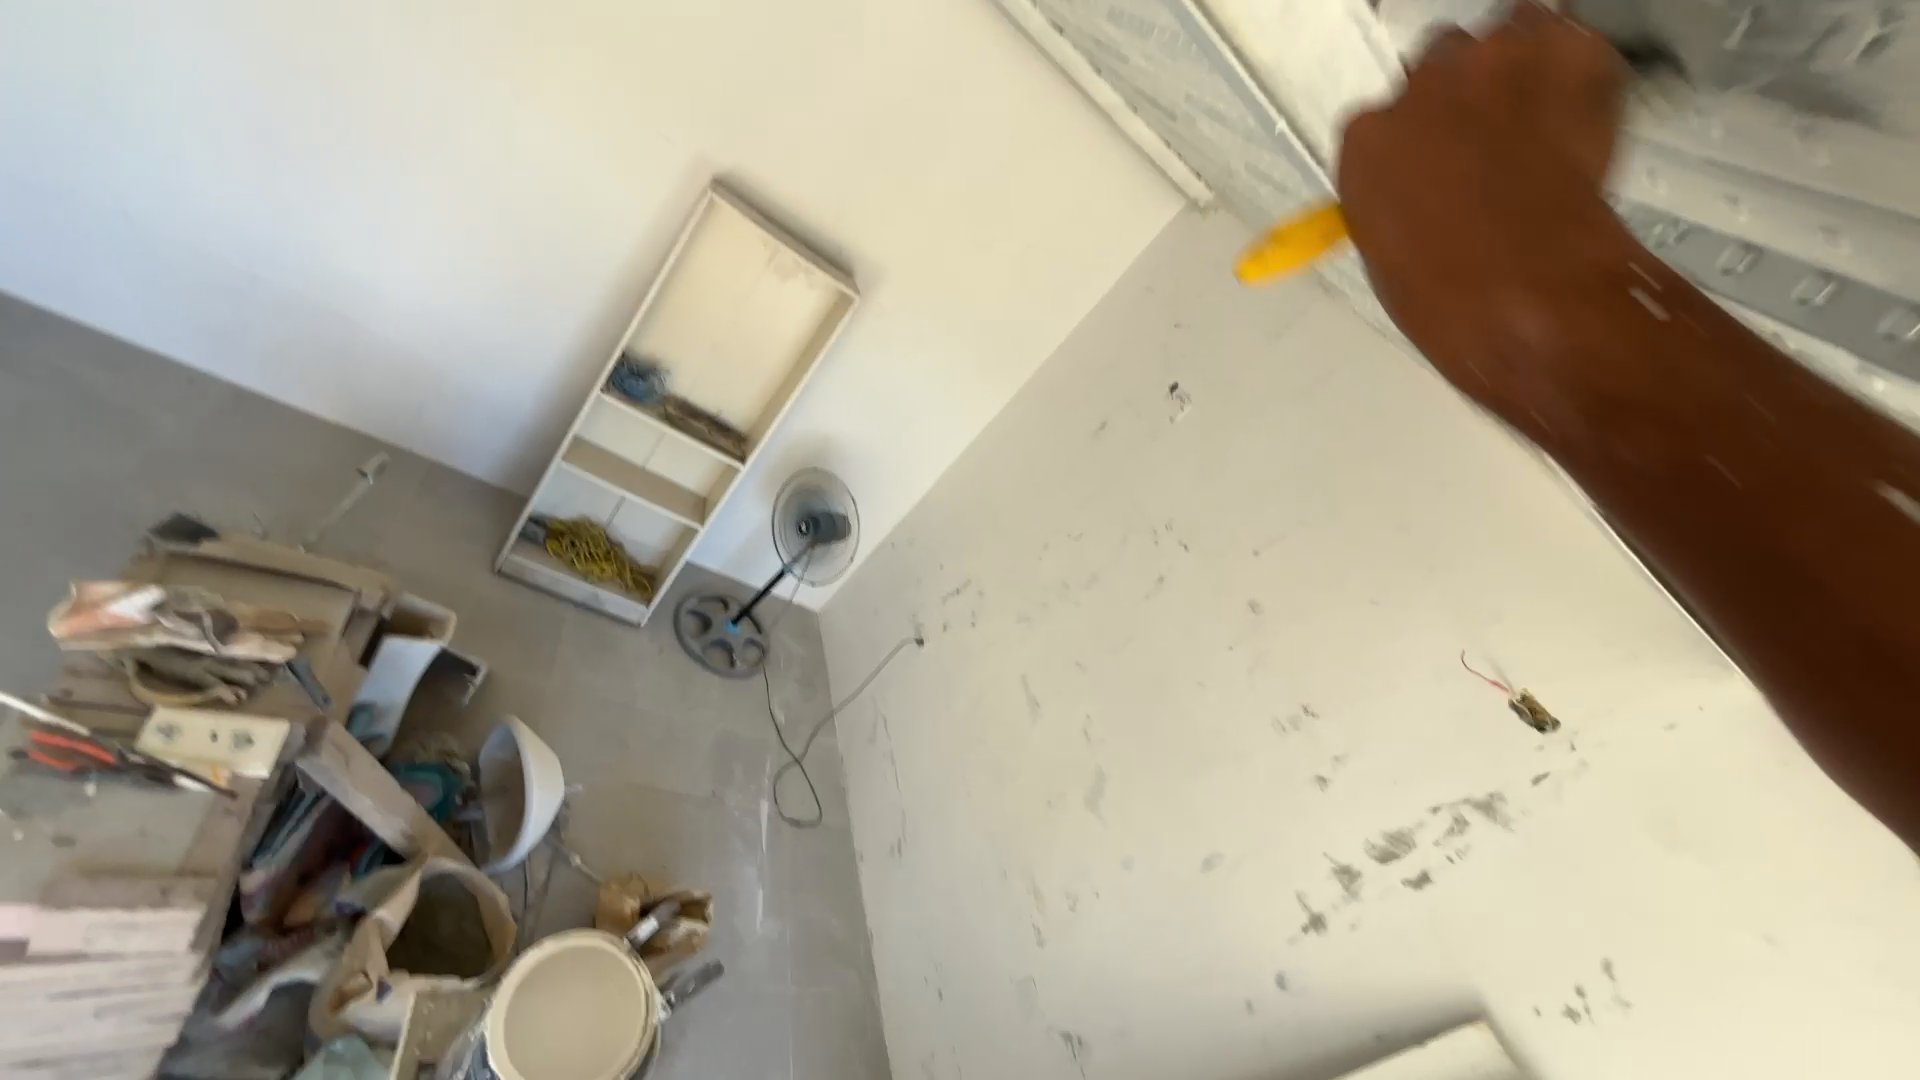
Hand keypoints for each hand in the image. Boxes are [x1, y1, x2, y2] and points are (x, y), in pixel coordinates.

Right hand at [1337, 2, 1636, 433]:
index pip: (1383, 116)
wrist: (1526, 288)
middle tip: (1484, 138)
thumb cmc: (1437, 293)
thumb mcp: (1384, 243)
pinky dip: (1577, 71)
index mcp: (1366, 138)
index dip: (1413, 140)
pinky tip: (1576, 119)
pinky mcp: (1574, 53)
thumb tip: (1424, 178)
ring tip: (1534, 116)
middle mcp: (1425, 83)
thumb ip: (1397, 189)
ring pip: (1510, 29)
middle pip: (1442, 58)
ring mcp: (1501, 60)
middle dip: (1460, 91)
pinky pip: (1574, 42)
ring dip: (1517, 63)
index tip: (1431, 164)